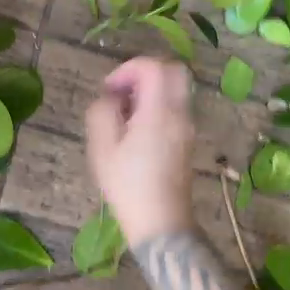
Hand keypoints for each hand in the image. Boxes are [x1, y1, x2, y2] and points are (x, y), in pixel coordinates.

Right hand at [84, 57, 194, 245]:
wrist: (161, 222)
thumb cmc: (128, 186)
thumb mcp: (102, 149)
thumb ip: (102, 113)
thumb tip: (109, 99)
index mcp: (160, 111)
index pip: (153, 67)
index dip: (127, 69)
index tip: (109, 89)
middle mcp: (180, 113)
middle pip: (173, 71)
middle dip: (144, 73)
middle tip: (122, 92)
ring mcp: (188, 127)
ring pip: (176, 89)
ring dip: (151, 90)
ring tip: (125, 115)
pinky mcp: (187, 140)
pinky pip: (176, 108)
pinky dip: (157, 106)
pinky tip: (137, 130)